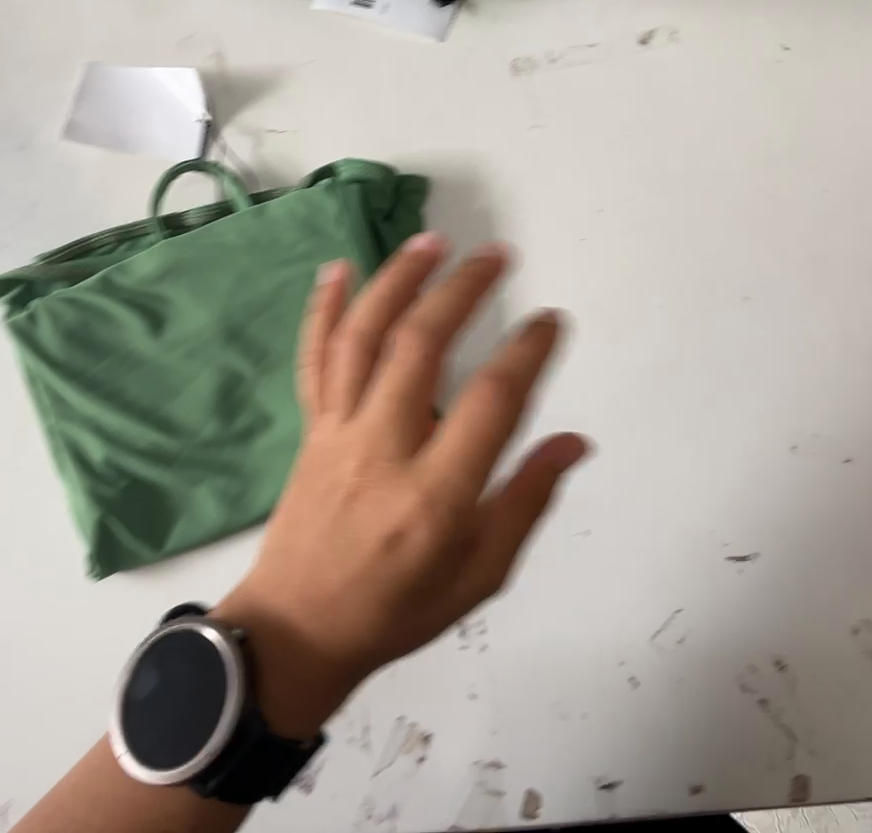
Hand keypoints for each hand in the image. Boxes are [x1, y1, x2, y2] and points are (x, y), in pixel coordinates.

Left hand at [214, 234, 589, 737]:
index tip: (551, 322)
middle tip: (498, 256)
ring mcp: (338, 433)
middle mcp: (383, 449)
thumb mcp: (480, 576)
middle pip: (420, 347)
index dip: (527, 353)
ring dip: (398, 281)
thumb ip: (526, 503)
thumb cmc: (396, 611)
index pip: (491, 402)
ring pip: (363, 339)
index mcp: (435, 496)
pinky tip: (338, 269)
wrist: (297, 631)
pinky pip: (313, 361)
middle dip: (462, 291)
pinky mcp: (311, 430)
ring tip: (432, 240)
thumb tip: (574, 441)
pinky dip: (323, 311)